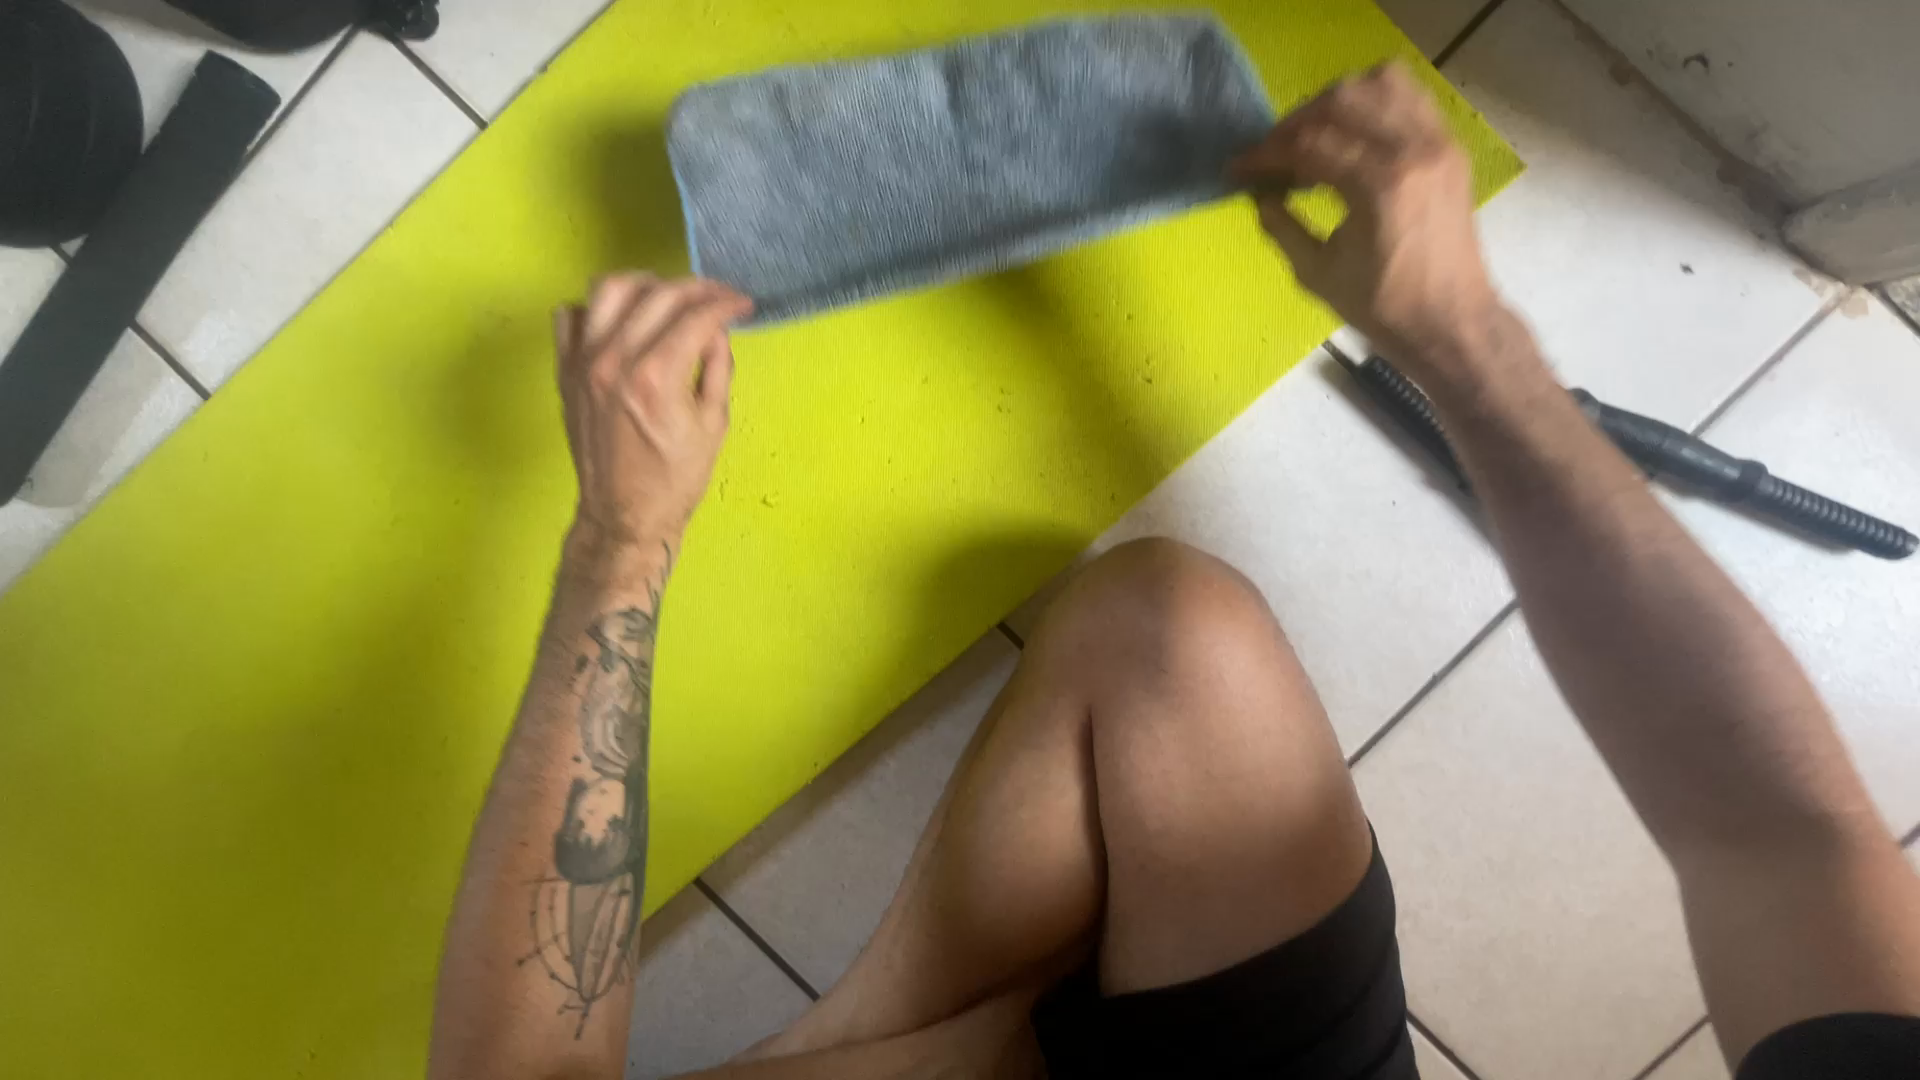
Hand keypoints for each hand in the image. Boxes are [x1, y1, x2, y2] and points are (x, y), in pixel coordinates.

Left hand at [554, 274, 752, 554]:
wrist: (625, 513)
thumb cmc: (676, 477)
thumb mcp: (714, 424)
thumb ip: (717, 368)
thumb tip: (716, 330)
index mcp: (657, 377)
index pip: (695, 317)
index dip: (725, 304)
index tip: (741, 304)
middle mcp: (614, 360)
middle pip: (657, 294)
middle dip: (696, 288)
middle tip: (717, 296)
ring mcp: (583, 362)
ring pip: (609, 289)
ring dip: (646, 284)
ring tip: (669, 296)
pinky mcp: (565, 370)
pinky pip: (571, 315)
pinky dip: (598, 308)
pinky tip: (623, 321)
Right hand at [1231, 62, 1505, 382]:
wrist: (1447, 318)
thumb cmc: (1379, 306)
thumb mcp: (1316, 273)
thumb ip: (1283, 227)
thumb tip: (1260, 196)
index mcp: (1379, 186)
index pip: (1311, 144)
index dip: (1266, 153)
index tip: (1238, 167)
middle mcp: (1413, 150)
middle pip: (1343, 100)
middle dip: (1296, 121)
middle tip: (1272, 153)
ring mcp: (1438, 142)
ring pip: (1381, 83)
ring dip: (1336, 102)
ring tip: (1310, 136)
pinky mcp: (1448, 146)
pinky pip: (1408, 97)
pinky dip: (1370, 105)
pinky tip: (1347, 136)